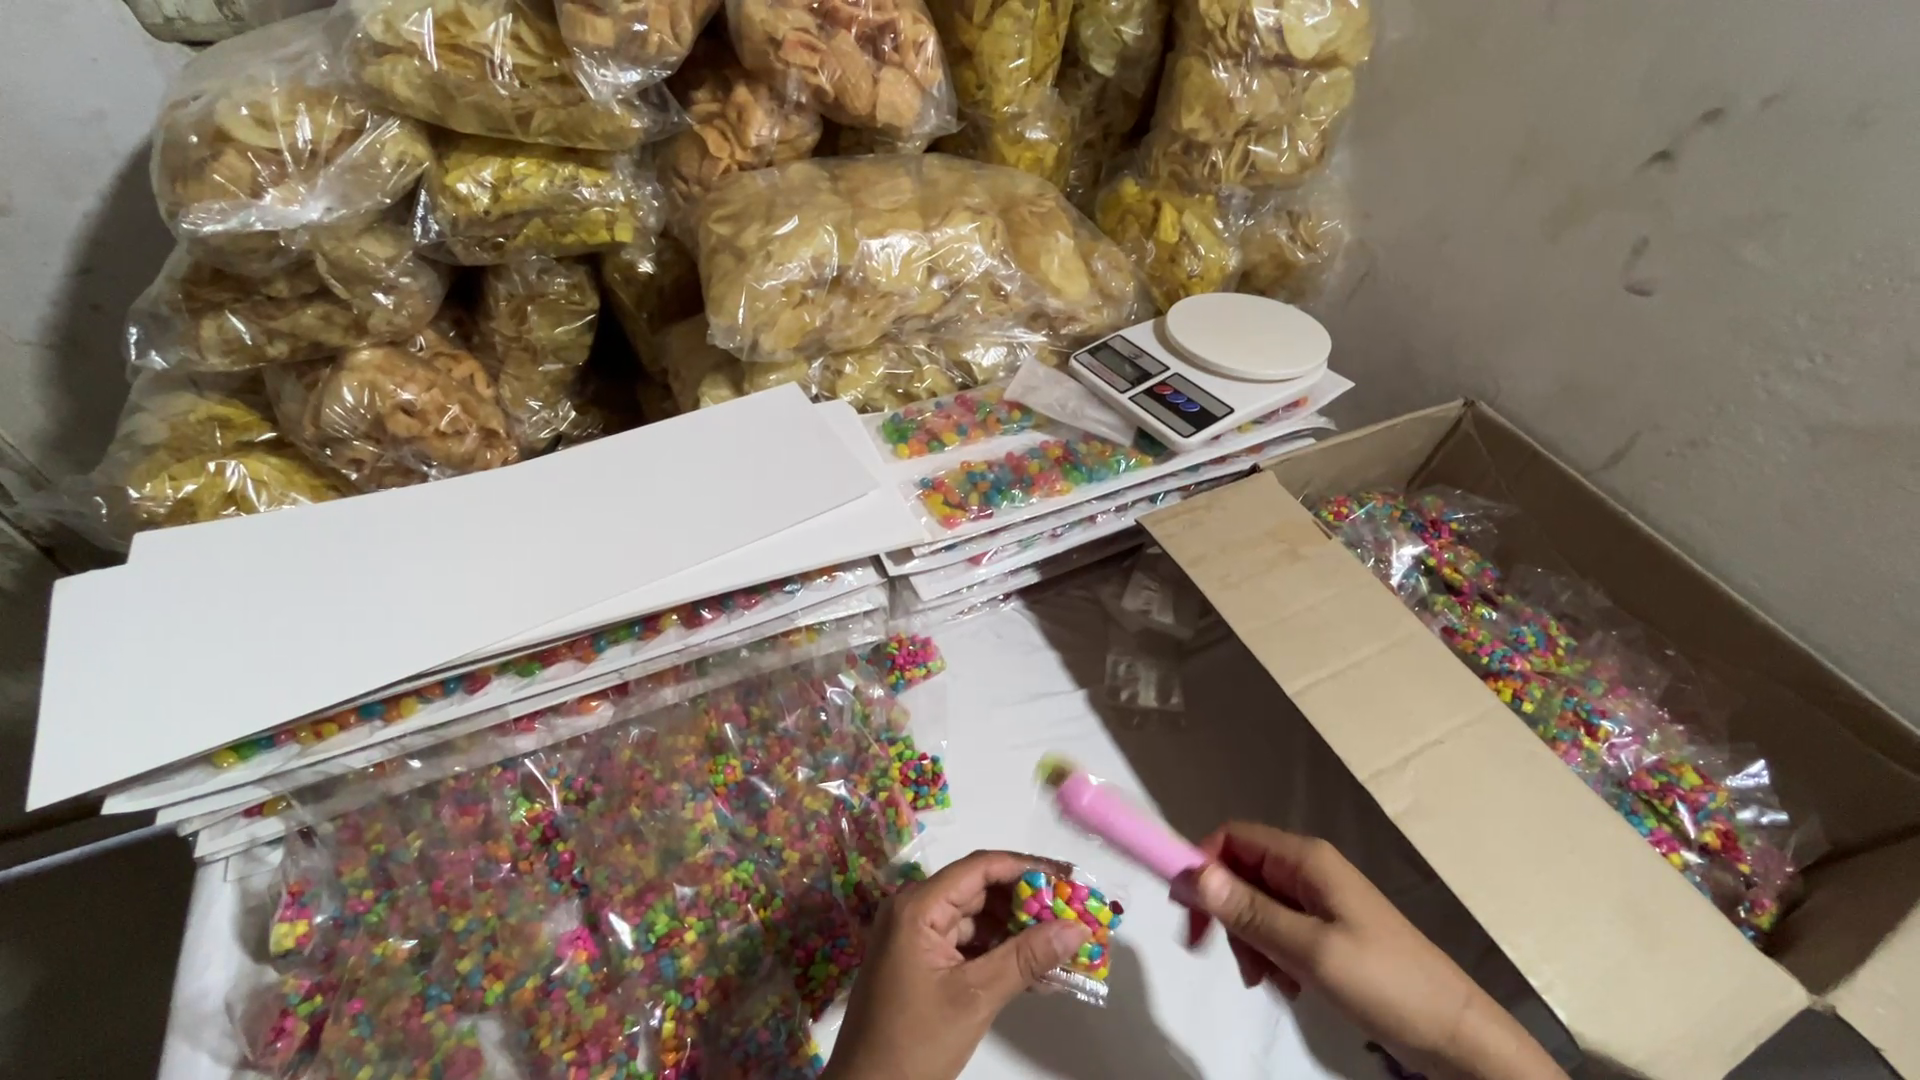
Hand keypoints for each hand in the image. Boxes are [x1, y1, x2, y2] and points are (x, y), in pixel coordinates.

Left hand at [824, 850, 1091, 1079]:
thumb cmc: (915, 1043)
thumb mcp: (975, 998)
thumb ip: (1026, 958)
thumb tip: (1077, 929)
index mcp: (918, 906)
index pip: (980, 868)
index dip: (1027, 868)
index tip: (1069, 879)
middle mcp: (914, 909)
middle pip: (979, 889)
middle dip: (1027, 900)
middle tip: (1074, 910)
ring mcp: (916, 935)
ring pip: (976, 916)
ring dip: (1017, 928)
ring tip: (1063, 938)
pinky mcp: (920, 960)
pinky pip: (966, 942)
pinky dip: (998, 950)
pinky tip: (1035, 965)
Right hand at [1175, 823, 1566, 1079]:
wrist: (1457, 1035)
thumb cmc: (1385, 983)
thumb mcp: (1309, 951)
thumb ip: (1249, 912)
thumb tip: (1193, 873)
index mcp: (1305, 860)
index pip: (1232, 838)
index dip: (1202, 864)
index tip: (1185, 910)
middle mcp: (1308, 870)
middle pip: (1239, 871)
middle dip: (1225, 912)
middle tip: (1226, 957)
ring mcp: (1318, 900)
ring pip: (1254, 903)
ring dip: (1248, 939)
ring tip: (1267, 980)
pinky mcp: (1326, 929)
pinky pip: (1277, 928)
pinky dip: (1270, 953)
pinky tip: (1287, 984)